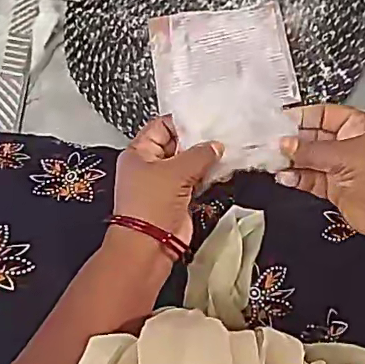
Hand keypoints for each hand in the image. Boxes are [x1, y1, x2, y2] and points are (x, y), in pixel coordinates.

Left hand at [114, 116, 223, 246]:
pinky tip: (222, 169)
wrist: (150, 244)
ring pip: (188, 163)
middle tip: (220, 133)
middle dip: (198, 141)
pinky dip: (207, 175)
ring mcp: (165, 182)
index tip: (204, 119)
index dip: (182, 122)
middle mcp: (150, 165)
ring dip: (205, 159)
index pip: (161, 126)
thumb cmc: (150, 204)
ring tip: (225, 150)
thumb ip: (199, 154)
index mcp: (139, 152)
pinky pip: (196, 180)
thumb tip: (215, 146)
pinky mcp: (179, 197)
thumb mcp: (175, 171)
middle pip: (177, 144)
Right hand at [275, 103, 364, 235]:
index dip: (301, 116)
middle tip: (270, 142)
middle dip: (292, 140)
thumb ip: (310, 150)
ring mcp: (342, 166)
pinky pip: (311, 178)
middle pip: (313, 136)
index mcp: (358, 125)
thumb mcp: (344, 154)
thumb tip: (284, 145)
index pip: (324, 114)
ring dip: (291, 160)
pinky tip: (284, 176)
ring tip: (272, 160)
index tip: (279, 120)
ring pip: (309, 159)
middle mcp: (349, 143)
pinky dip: (297, 177)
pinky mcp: (335, 187)